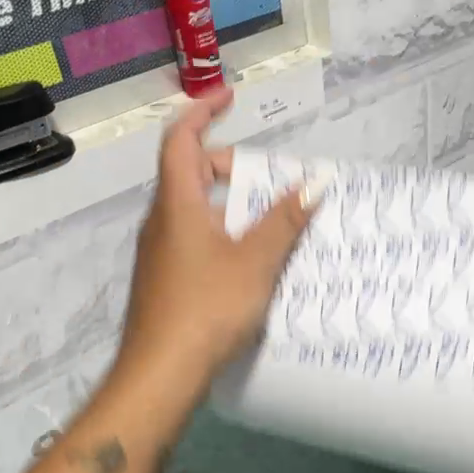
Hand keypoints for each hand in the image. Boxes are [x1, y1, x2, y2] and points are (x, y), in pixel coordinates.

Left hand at [116, 90, 313, 385]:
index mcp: (177, 205)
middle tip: (270, 179)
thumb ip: (284, 221)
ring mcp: (159, 253)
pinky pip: (194, 238)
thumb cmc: (207, 308)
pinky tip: (250, 262)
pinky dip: (223, 232)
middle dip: (230, 166)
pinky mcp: (164, 281)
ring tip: (270, 220)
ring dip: (231, 204)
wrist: (160, 374)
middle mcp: (162, 222)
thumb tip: (314, 183)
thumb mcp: (256, 262)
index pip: (180, 141)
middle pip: (190, 174)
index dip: (202, 112)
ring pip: (194, 210)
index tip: (229, 98)